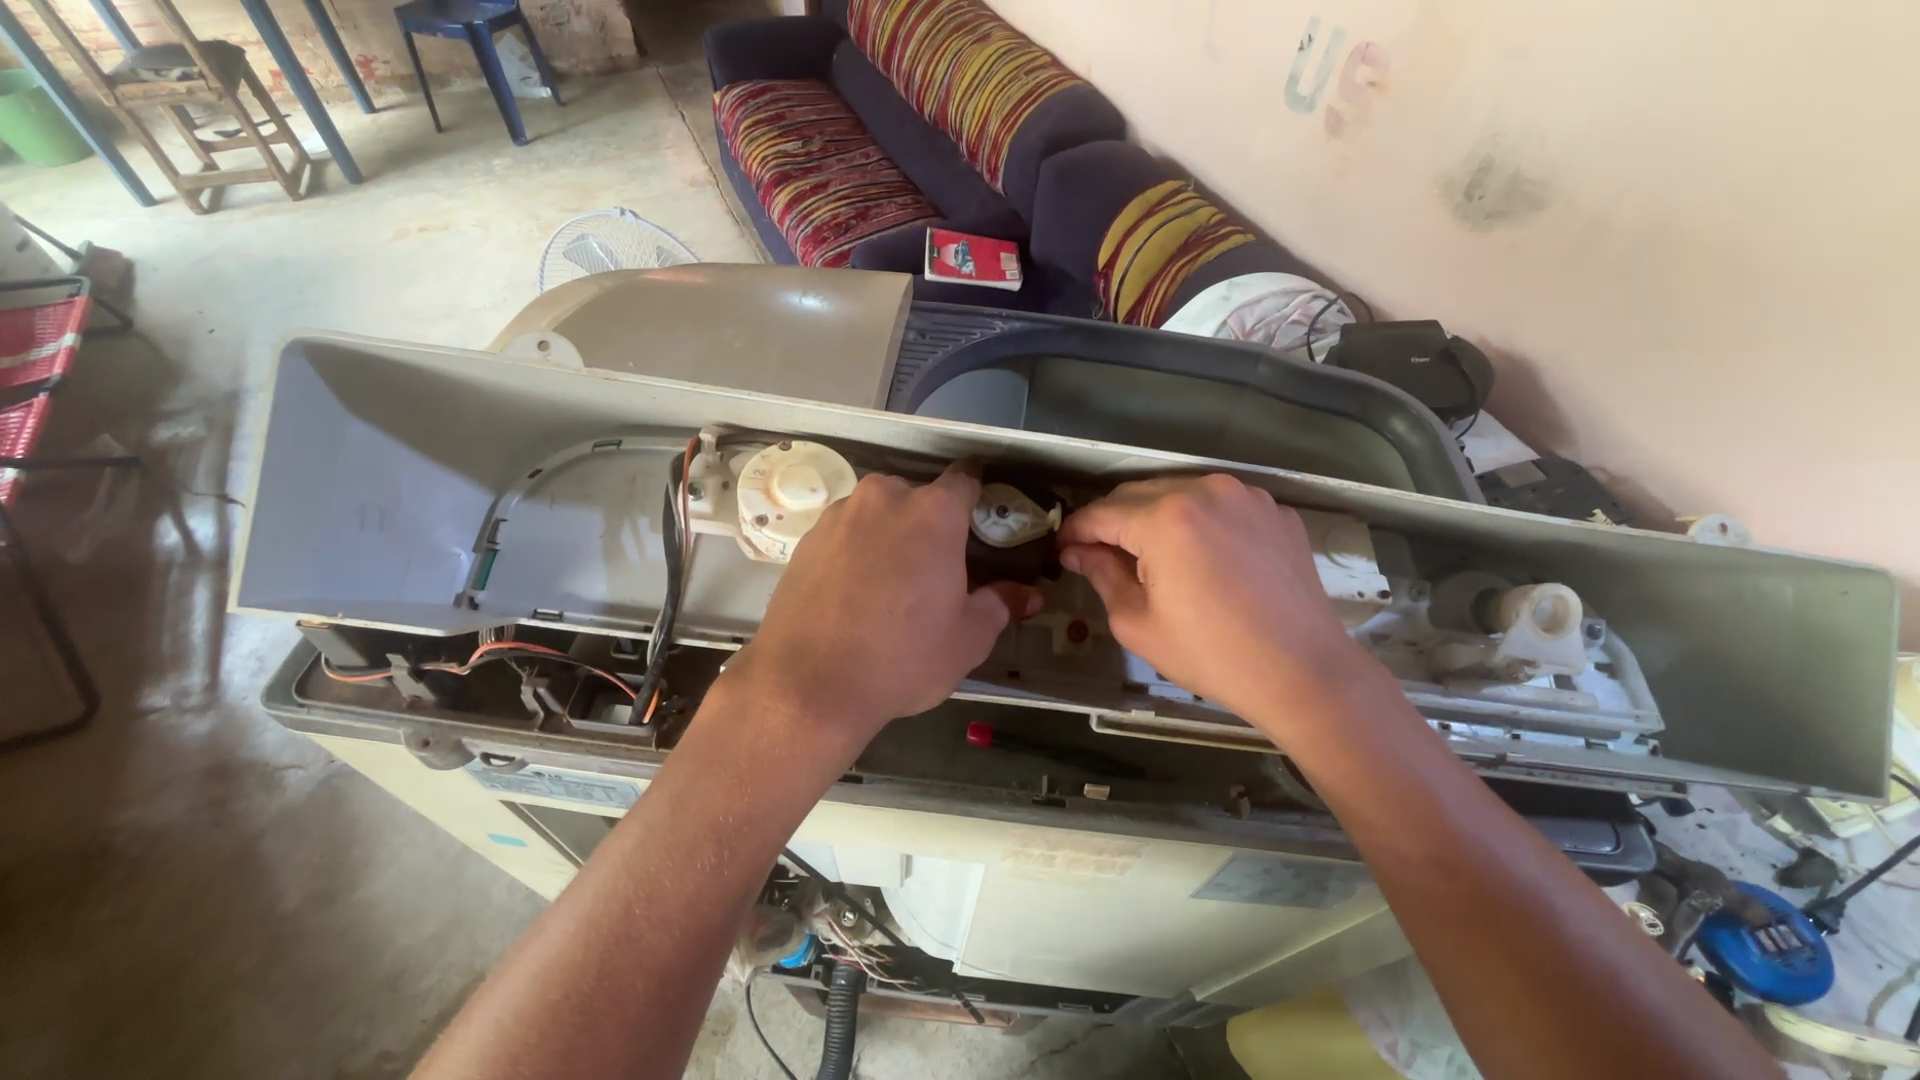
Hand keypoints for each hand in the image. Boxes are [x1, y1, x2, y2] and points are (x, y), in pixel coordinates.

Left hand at [725, 462, 1043, 752]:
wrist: (807, 685)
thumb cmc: (902, 657)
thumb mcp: (967, 639)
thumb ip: (1001, 605)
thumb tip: (1028, 594)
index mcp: (933, 512)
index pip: (966, 479)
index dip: (979, 496)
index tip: (984, 520)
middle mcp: (883, 499)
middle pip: (918, 497)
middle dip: (931, 524)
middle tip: (938, 568)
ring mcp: (838, 516)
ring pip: (878, 515)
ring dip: (891, 536)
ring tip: (893, 586)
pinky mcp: (805, 541)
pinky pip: (845, 535)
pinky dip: (857, 553)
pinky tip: (856, 596)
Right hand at [1057, 474, 1384, 723]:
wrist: (1303, 671)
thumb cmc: (1211, 654)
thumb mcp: (1138, 622)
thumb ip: (1102, 575)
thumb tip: (1078, 552)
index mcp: (1165, 518)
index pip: (1102, 513)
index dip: (1075, 530)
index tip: (1062, 548)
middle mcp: (1206, 490)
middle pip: (1139, 494)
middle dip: (1114, 521)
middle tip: (1100, 555)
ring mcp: (1248, 497)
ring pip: (1182, 493)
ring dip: (1157, 517)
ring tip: (1152, 556)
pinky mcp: (1277, 512)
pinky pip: (1222, 506)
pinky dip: (1201, 523)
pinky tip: (1203, 559)